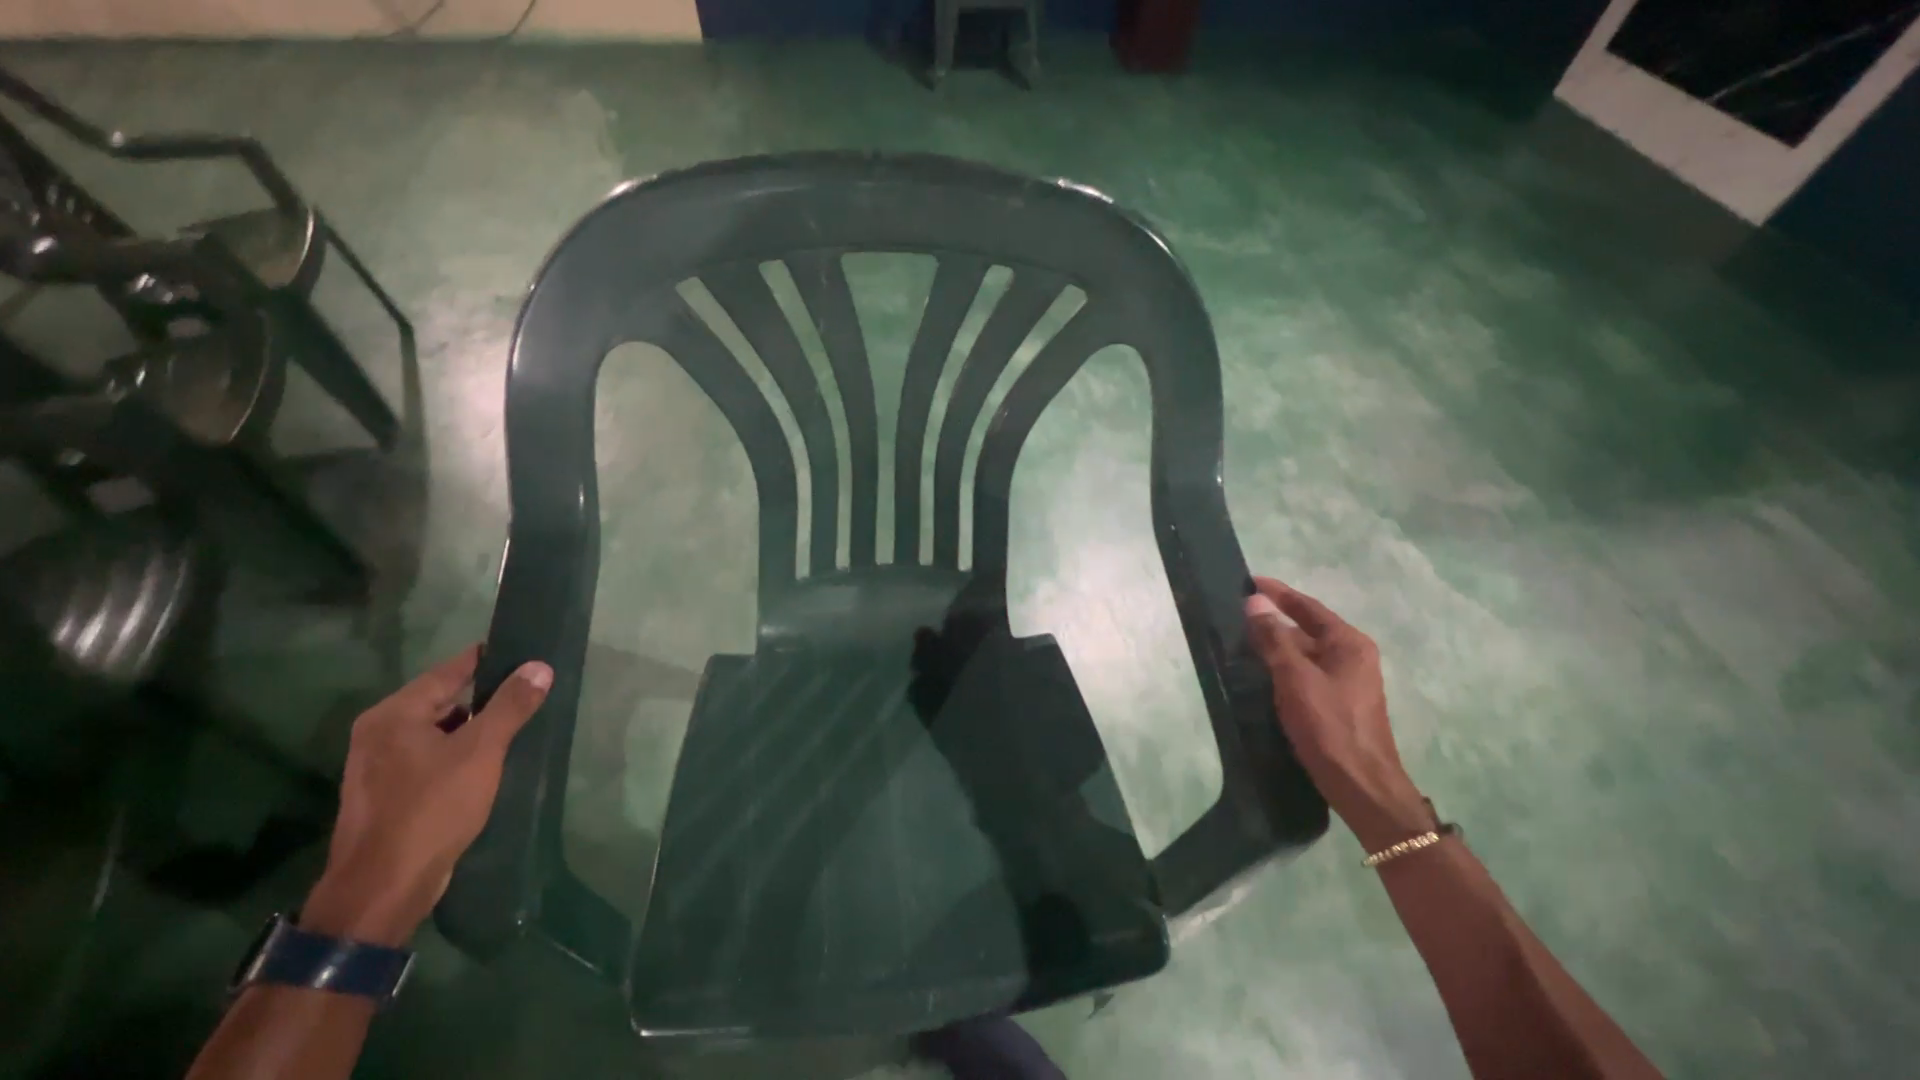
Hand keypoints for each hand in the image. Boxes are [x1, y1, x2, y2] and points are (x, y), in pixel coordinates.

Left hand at [301, 647, 552, 945]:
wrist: (383, 887)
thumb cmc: (432, 808)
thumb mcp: (481, 752)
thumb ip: (510, 706)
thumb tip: (539, 666)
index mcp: (393, 714)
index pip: (448, 671)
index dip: (486, 660)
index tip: (522, 652)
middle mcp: (378, 733)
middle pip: (440, 701)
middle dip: (482, 697)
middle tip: (527, 693)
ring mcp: (377, 766)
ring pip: (434, 732)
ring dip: (470, 730)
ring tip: (513, 728)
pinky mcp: (386, 794)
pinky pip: (427, 759)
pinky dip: (455, 755)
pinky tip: (485, 766)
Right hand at [1243, 577, 1430, 852]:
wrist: (1362, 786)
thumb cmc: (1330, 727)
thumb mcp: (1295, 679)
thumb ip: (1274, 639)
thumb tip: (1254, 602)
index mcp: (1349, 643)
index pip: (1308, 607)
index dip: (1278, 593)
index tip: (1249, 582)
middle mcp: (1353, 657)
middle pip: (1308, 630)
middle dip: (1274, 623)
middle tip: (1236, 618)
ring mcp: (1349, 682)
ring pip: (1306, 655)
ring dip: (1277, 648)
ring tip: (1241, 645)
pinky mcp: (1340, 705)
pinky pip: (1307, 675)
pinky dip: (1284, 670)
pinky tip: (1262, 678)